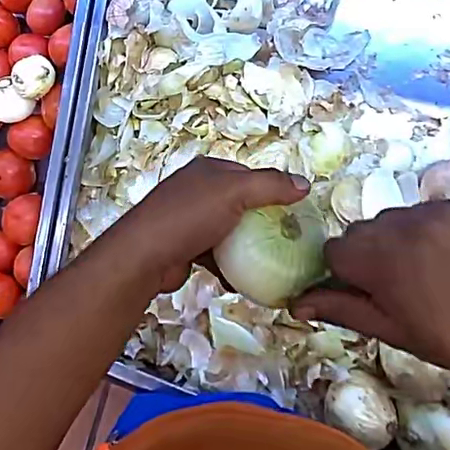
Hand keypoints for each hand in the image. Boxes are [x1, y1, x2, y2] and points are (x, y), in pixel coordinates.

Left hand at [94, 157, 308, 293]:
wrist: (144, 257)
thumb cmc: (188, 216)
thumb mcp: (235, 192)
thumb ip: (270, 185)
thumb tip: (304, 184)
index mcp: (208, 170)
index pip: (249, 175)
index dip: (272, 190)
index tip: (293, 212)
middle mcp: (197, 190)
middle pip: (240, 204)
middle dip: (260, 221)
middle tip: (286, 240)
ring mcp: (189, 220)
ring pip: (229, 231)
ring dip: (246, 247)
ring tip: (270, 262)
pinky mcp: (186, 248)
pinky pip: (216, 255)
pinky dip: (230, 266)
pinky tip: (243, 279)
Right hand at [293, 199, 449, 387]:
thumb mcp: (394, 331)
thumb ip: (342, 309)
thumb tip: (295, 304)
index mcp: (379, 258)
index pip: (335, 250)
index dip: (346, 274)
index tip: (369, 294)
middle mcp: (401, 223)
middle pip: (363, 231)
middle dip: (371, 255)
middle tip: (402, 288)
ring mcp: (435, 210)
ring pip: (394, 219)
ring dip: (399, 241)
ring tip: (433, 273)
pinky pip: (428, 211)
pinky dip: (431, 230)